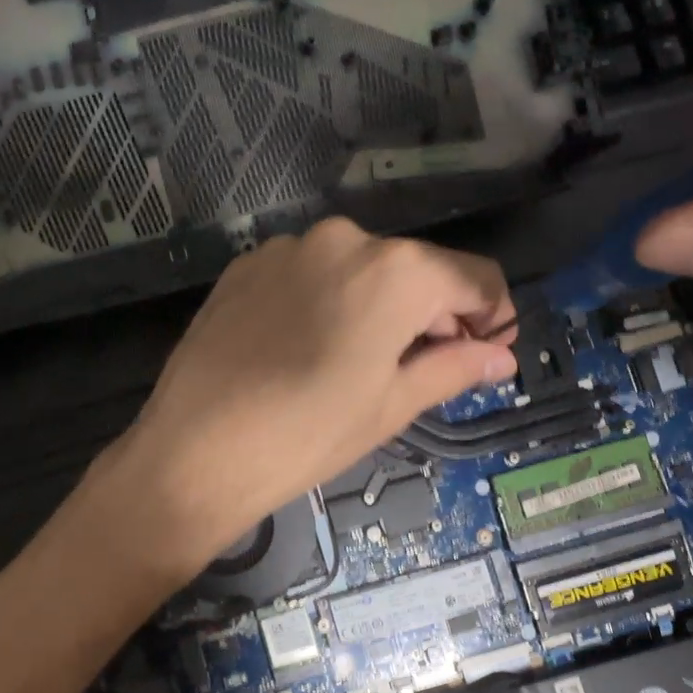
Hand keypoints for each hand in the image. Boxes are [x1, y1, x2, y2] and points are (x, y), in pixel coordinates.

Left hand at [95, 218, 516, 571]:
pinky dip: (322, 303)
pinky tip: (301, 351)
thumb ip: (452, 369)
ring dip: (373, 307)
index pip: (474, 277)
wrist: (192, 453)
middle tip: (418, 371)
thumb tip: (499, 356)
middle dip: (430, 314)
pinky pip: (305, 276)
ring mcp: (286, 249)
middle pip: (414, 269)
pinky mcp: (243, 267)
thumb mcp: (389, 407)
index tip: (481, 356)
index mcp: (395, 270)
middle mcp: (343, 239)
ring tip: (352, 366)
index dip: (490, 318)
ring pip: (356, 270)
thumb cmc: (304, 436)